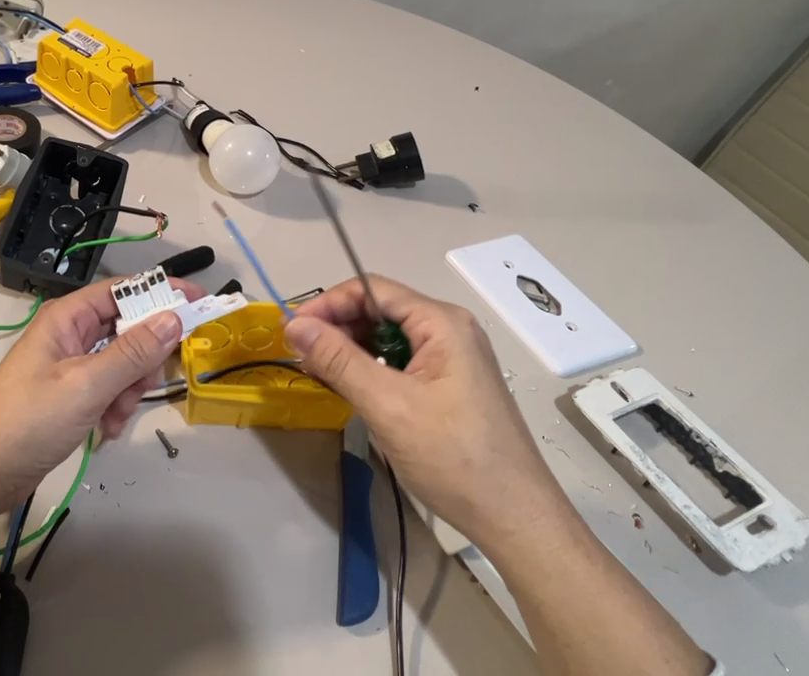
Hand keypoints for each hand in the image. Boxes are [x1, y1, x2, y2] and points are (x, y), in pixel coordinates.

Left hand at [0, 277, 202, 505]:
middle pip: (127, 328)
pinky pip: (109, 389)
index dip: (161, 292)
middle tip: (144, 385)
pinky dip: (116, 406)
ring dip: (129, 389)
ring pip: (122, 363)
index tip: (199, 302)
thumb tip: (173, 317)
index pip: (124, 290)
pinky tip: (108, 429)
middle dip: (143, 358)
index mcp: (67, 317)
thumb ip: (133, 352)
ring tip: (116, 416)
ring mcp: (70, 365)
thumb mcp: (87, 385)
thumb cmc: (30, 420)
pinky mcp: (71, 394)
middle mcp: (70, 333)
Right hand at [285, 276, 574, 554]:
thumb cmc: (453, 457)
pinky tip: (350, 389)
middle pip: (380, 310)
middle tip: (301, 355)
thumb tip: (294, 325)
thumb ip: (338, 360)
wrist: (515, 518)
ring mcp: (453, 358)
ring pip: (387, 337)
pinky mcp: (451, 384)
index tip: (292, 330)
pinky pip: (400, 361)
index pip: (372, 290)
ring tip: (319, 373)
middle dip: (337, 327)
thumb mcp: (387, 405)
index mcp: (442, 323)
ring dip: (350, 349)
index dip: (328, 304)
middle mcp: (450, 330)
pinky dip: (370, 369)